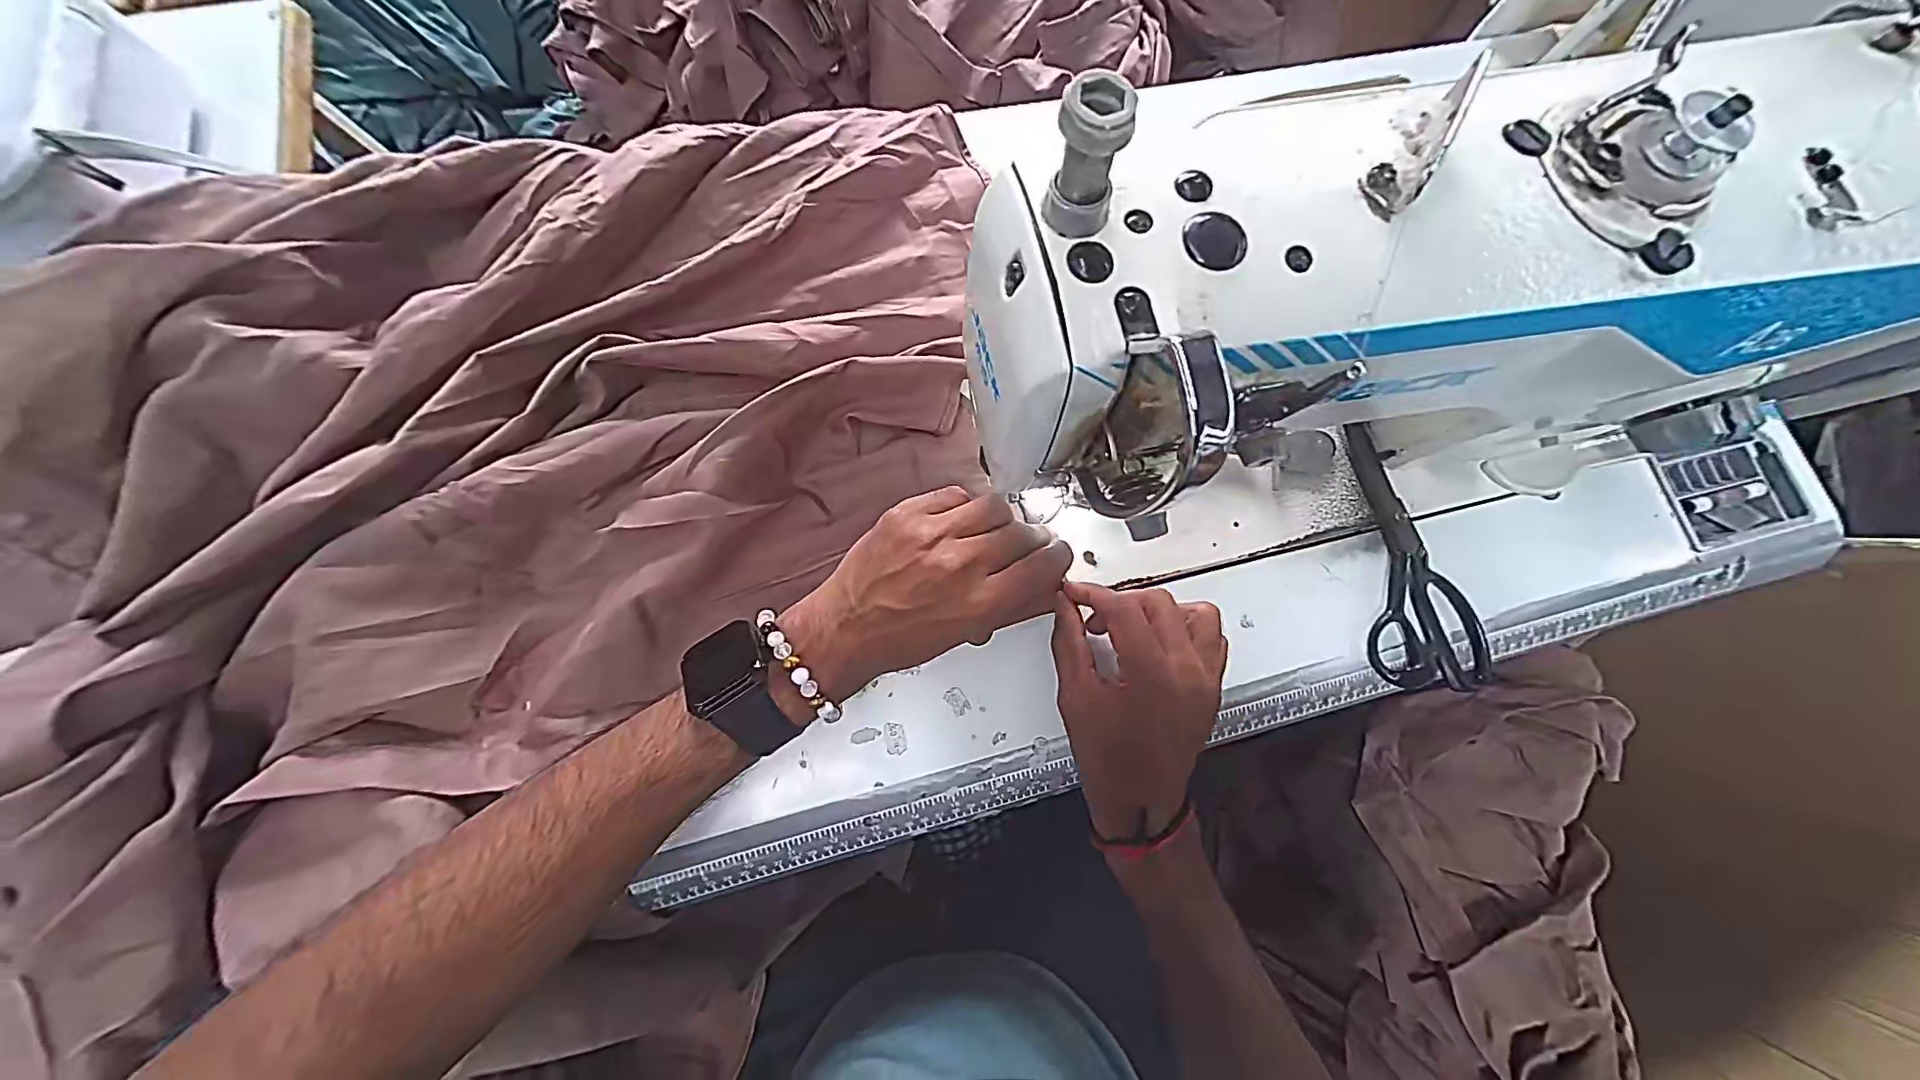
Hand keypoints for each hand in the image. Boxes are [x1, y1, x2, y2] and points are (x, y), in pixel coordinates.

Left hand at [781, 487, 1071, 704]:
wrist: (844, 628)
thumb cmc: (898, 640)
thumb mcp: (965, 633)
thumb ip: (1010, 608)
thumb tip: (1043, 588)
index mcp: (978, 602)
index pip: (1041, 566)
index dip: (1057, 557)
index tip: (1057, 554)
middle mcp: (958, 564)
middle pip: (1022, 532)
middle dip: (1033, 538)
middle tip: (1028, 543)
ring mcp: (930, 534)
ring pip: (994, 506)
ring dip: (1003, 519)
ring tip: (993, 530)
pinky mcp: (906, 514)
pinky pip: (955, 494)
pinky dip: (965, 506)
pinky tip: (960, 520)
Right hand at [1051, 581, 1226, 840]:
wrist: (1141, 798)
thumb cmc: (1110, 762)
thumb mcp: (1075, 697)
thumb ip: (1068, 643)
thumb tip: (1066, 609)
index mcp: (1152, 674)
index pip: (1124, 608)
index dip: (1093, 594)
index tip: (1076, 594)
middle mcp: (1187, 672)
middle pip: (1158, 603)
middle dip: (1120, 602)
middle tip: (1095, 617)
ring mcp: (1206, 679)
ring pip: (1195, 612)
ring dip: (1160, 610)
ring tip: (1133, 626)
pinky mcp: (1214, 686)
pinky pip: (1213, 637)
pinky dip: (1188, 628)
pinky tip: (1162, 640)